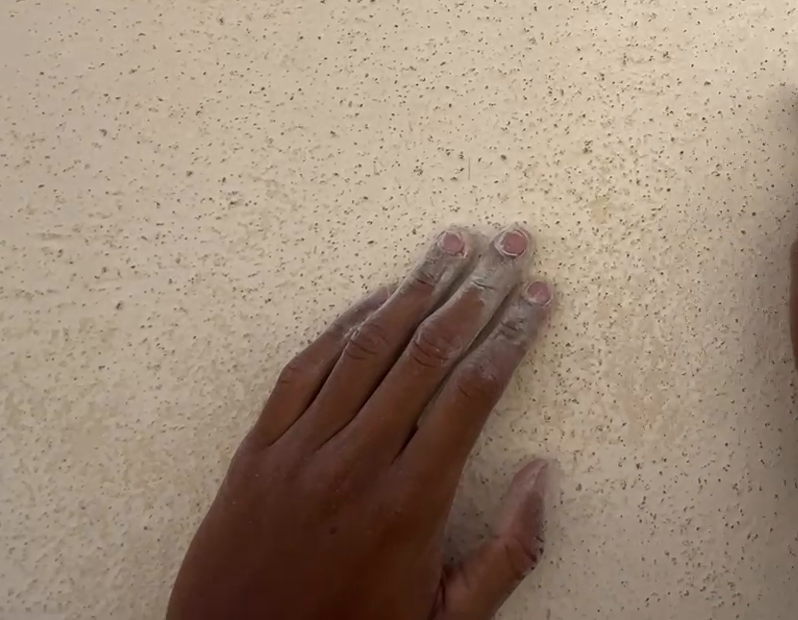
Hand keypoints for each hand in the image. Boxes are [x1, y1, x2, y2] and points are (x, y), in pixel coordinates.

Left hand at [168, 227, 555, 619]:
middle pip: (428, 353)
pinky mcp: (257, 450)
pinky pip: (304, 368)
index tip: (540, 294)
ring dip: (417, 287)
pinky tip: (379, 295)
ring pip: (368, 347)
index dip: (513, 334)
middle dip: (479, 290)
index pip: (473, 392)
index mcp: (408, 503)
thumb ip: (509, 554)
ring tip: (453, 243)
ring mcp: (301, 451)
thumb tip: (540, 473)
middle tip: (510, 245)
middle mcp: (356, 462)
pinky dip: (346, 324)